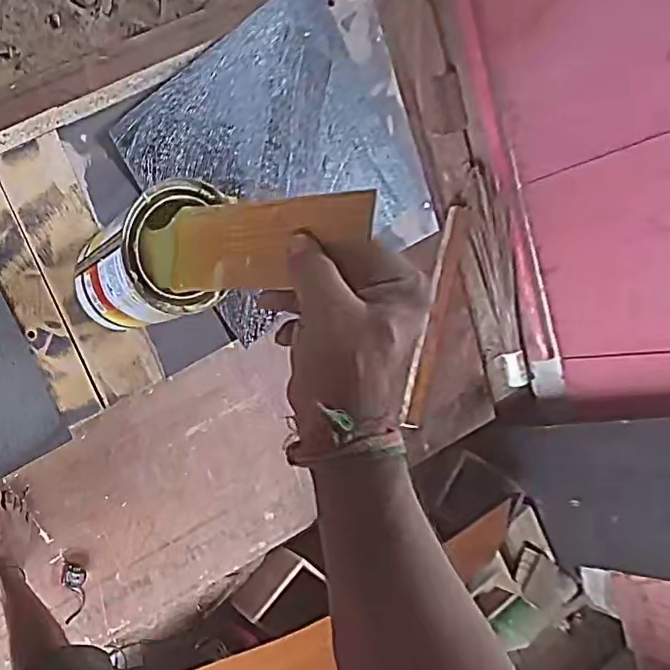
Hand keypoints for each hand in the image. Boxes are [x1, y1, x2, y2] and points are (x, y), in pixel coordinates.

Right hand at [260, 233, 427, 454]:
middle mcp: (391, 300)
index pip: (359, 246)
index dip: (321, 240)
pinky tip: (285, 335)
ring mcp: (369, 323)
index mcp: (401, 286)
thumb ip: (313, 272)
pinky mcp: (348, 345)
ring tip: (267, 302)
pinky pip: (321, 320)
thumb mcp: (327, 315)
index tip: (285, 237)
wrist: (341, 432)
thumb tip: (298, 241)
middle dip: (303, 272)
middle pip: (341, 270)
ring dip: (295, 297)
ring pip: (327, 295)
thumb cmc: (343, 370)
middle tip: (270, 271)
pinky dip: (300, 323)